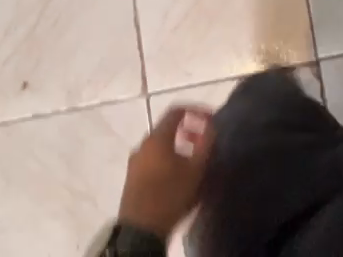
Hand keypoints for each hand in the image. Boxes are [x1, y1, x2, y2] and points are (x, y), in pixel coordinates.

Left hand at [118, 106, 214, 238]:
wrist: (140, 231)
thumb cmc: (170, 195)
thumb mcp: (196, 170)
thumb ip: (206, 143)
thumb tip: (211, 126)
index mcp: (158, 137)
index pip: (177, 111)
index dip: (196, 111)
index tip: (211, 120)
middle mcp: (143, 144)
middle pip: (167, 128)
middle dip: (188, 131)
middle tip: (203, 143)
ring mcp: (135, 161)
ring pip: (159, 145)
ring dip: (177, 147)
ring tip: (192, 162)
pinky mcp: (131, 177)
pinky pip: (152, 158)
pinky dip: (166, 158)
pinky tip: (176, 176)